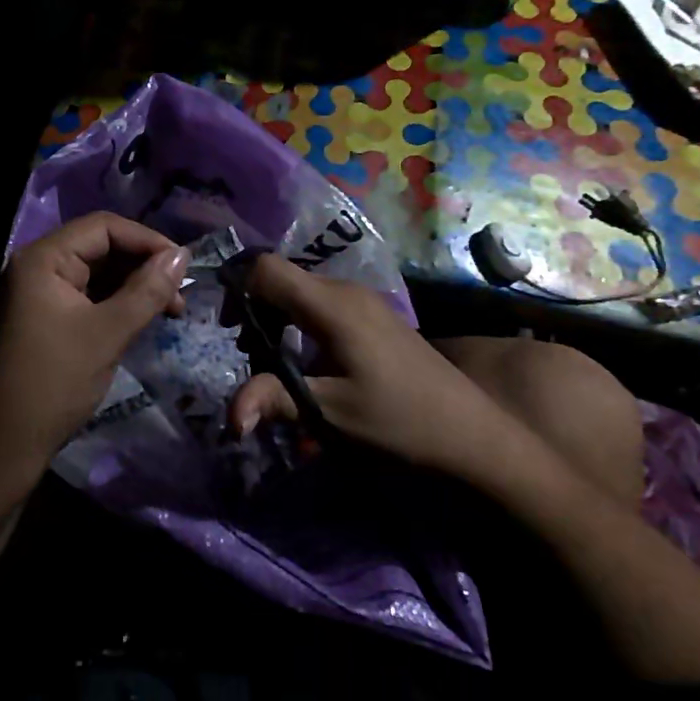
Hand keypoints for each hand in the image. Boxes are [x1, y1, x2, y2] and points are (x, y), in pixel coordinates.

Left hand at [0, 213, 187, 494]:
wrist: (4, 445)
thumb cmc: (54, 383)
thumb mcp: (108, 333)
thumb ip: (148, 290)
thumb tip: (182, 256)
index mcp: (43, 259)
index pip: (104, 227)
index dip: (147, 240)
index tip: (184, 267)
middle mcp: (38, 266)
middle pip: (101, 246)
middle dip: (144, 265)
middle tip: (180, 294)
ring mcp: (41, 292)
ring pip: (99, 272)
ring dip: (135, 285)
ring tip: (170, 309)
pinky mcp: (47, 315)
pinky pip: (89, 294)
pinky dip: (119, 302)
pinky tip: (145, 317)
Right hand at [227, 256, 510, 480]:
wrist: (470, 432)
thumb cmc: (399, 420)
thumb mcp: (331, 413)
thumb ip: (274, 400)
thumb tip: (228, 415)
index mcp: (332, 305)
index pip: (267, 268)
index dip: (238, 288)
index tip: (228, 327)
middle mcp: (346, 291)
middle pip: (282, 277)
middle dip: (255, 309)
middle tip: (249, 353)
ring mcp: (364, 301)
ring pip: (301, 291)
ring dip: (277, 318)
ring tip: (274, 361)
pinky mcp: (374, 315)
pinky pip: (322, 304)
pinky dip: (300, 324)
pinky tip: (307, 361)